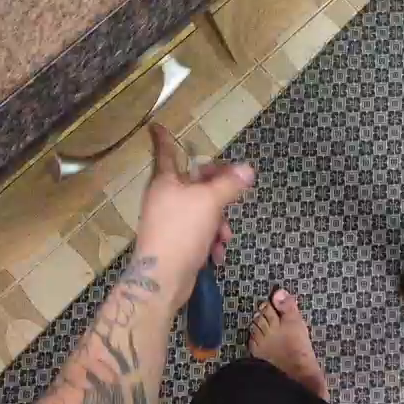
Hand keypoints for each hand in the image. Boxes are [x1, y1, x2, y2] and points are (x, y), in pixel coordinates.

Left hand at [132, 125, 253, 311]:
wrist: (163, 280)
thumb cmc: (182, 230)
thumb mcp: (211, 202)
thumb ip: (230, 184)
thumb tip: (247, 170)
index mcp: (166, 182)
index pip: (165, 152)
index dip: (163, 138)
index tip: (155, 124)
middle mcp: (164, 198)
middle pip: (194, 184)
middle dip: (218, 194)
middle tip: (234, 197)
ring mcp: (168, 221)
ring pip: (201, 211)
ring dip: (218, 223)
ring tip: (224, 238)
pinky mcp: (174, 243)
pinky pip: (198, 233)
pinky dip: (210, 241)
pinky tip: (217, 254)